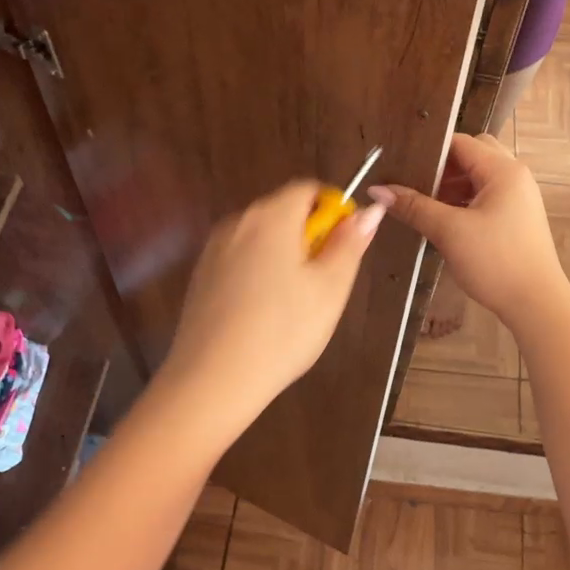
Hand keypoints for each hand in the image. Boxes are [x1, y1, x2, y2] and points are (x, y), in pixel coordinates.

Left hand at [159, 180, 383, 423]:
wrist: (214, 379)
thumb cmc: (282, 332)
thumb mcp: (330, 289)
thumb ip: (350, 244)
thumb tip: (370, 210)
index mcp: (271, 216)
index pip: (308, 189)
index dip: (334, 210)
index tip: (345, 246)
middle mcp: (237, 223)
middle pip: (282, 213)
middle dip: (309, 236)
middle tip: (325, 282)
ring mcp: (213, 251)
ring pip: (260, 240)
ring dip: (284, 257)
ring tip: (296, 305)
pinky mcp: (200, 278)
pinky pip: (239, 262)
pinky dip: (258, 275)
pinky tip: (264, 316)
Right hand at [369, 132, 569, 327]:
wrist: (536, 303)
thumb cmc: (495, 261)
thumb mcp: (449, 232)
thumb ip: (414, 207)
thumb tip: (378, 190)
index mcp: (503, 170)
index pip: (460, 142)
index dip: (429, 149)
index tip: (399, 162)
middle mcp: (515, 176)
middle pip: (472, 156)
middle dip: (441, 168)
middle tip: (412, 183)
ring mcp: (519, 198)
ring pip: (479, 179)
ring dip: (451, 187)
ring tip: (421, 203)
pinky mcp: (517, 219)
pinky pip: (486, 198)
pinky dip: (463, 202)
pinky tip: (442, 221)